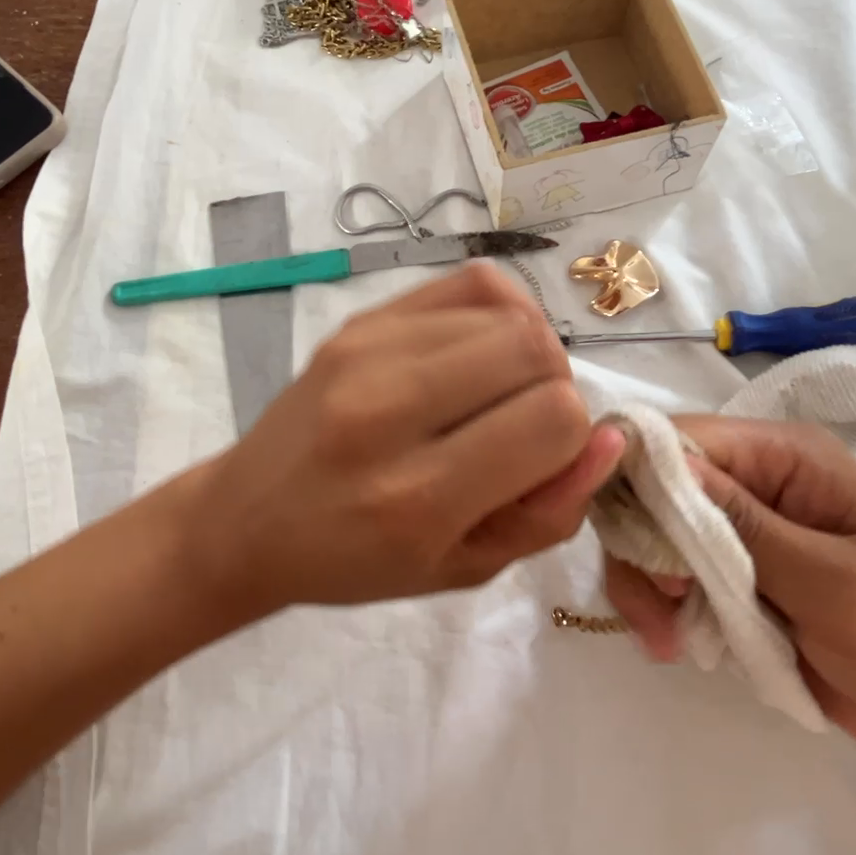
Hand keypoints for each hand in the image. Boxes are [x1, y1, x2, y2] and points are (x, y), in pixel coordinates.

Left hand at [183, 264, 625, 613]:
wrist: (247, 519)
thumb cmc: (358, 562)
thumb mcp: (465, 569)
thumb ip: (548, 513)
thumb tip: (608, 438)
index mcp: (416, 498)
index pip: (552, 418)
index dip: (572, 437)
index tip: (542, 458)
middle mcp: (388, 412)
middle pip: (537, 349)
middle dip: (557, 386)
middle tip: (524, 421)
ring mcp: (367, 352)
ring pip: (510, 313)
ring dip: (529, 352)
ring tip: (497, 390)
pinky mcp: (359, 320)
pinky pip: (471, 285)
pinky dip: (500, 314)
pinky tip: (480, 351)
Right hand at [605, 416, 855, 765]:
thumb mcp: (831, 579)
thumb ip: (743, 524)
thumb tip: (660, 463)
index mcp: (785, 458)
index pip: (682, 438)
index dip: (641, 478)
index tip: (647, 550)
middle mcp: (754, 485)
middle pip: (653, 489)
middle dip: (641, 545)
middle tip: (665, 608)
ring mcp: (742, 535)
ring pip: (654, 538)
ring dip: (646, 585)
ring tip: (670, 641)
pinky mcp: (735, 582)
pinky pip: (673, 580)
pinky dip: (663, 610)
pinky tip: (677, 647)